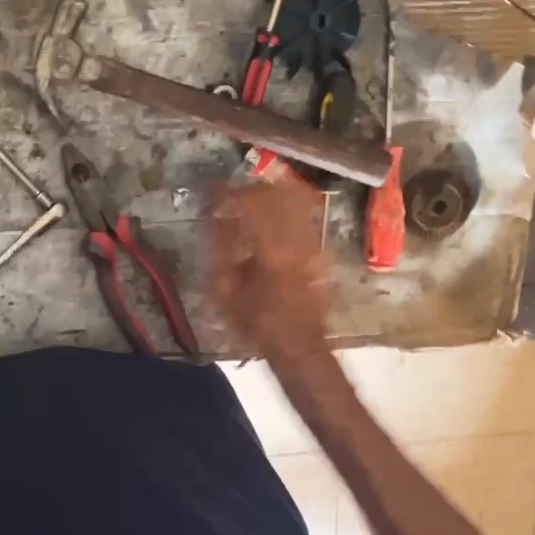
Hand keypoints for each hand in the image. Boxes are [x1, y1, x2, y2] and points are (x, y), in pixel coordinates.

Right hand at [206, 174, 333, 362]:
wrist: (298, 346)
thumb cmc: (256, 322)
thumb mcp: (225, 289)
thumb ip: (220, 248)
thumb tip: (215, 217)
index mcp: (269, 247)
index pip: (251, 202)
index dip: (231, 192)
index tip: (215, 193)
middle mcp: (296, 238)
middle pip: (277, 194)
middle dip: (252, 188)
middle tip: (233, 193)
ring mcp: (312, 243)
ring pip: (296, 201)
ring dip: (272, 194)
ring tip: (251, 200)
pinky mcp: (320, 250)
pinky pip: (305, 218)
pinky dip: (287, 209)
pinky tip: (272, 217)